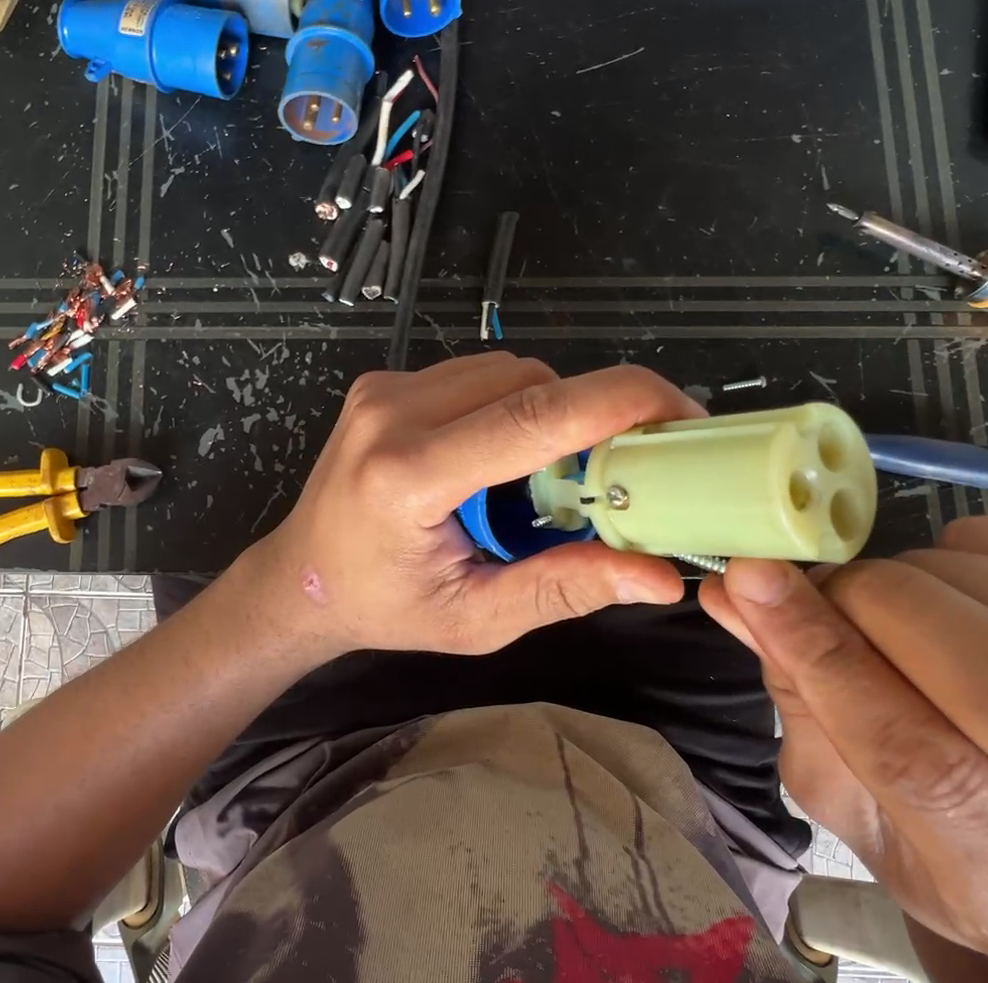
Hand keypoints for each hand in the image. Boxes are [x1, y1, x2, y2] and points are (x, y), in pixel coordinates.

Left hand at [235, 353, 702, 657]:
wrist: (303, 578)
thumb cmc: (384, 607)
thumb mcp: (475, 618)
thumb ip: (562, 589)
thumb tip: (658, 574)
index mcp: (409, 475)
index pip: (532, 417)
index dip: (620, 403)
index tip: (684, 415)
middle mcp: (391, 413)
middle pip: (528, 381)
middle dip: (590, 414)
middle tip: (622, 466)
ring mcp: (382, 389)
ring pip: (505, 369)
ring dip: (549, 409)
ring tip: (553, 472)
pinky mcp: (383, 383)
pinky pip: (474, 374)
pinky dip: (510, 404)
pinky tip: (504, 454)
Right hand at [699, 517, 987, 982]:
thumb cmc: (942, 853)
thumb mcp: (847, 802)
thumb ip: (798, 696)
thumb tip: (733, 593)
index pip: (931, 771)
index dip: (831, 661)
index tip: (756, 582)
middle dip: (893, 612)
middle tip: (825, 583)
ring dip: (948, 576)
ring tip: (883, 581)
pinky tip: (951, 556)